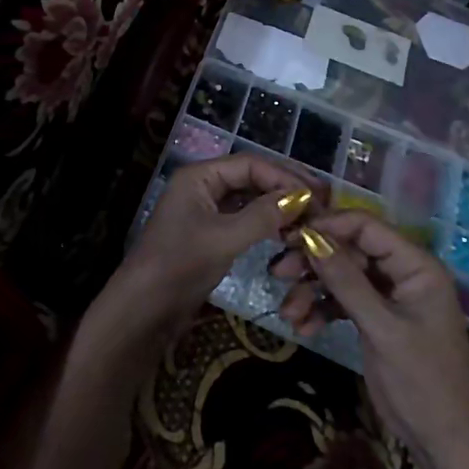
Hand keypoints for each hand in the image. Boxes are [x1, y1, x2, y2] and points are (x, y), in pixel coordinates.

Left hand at [94, 154, 312, 353]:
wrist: (146, 305)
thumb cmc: (179, 264)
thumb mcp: (223, 238)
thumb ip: (262, 216)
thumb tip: (300, 198)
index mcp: (199, 176)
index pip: (249, 164)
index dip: (285, 176)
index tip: (318, 195)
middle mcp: (202, 186)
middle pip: (251, 178)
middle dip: (285, 189)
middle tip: (322, 204)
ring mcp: (206, 210)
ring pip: (249, 199)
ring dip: (278, 207)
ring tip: (311, 219)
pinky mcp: (210, 234)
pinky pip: (244, 219)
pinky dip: (266, 224)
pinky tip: (289, 234)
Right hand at [272, 211, 468, 454]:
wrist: (442, 439)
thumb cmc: (422, 380)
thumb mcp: (382, 328)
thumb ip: (346, 281)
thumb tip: (311, 239)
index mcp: (417, 267)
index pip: (368, 228)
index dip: (329, 226)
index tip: (291, 236)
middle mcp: (402, 274)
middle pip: (348, 250)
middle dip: (313, 263)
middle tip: (278, 272)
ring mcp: (387, 297)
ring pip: (339, 276)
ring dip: (310, 291)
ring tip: (287, 313)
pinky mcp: (374, 318)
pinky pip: (339, 301)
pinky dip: (319, 311)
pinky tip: (302, 328)